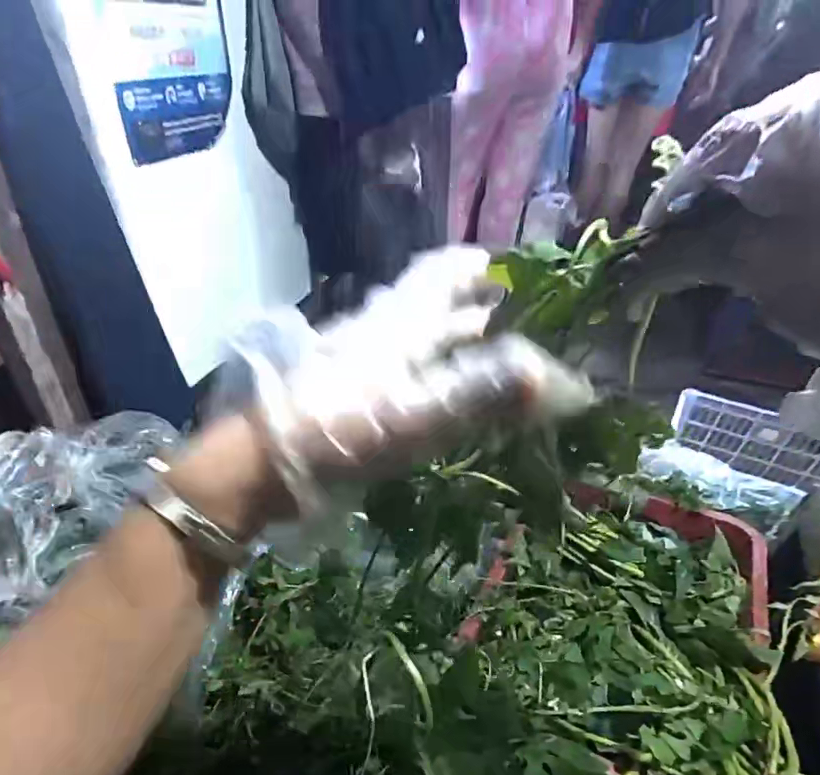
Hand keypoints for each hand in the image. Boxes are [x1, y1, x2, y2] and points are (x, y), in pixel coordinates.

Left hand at [232, 247, 593, 515]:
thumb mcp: (418, 414)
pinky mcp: (339, 393)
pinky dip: (419, 369)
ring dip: (442, 337)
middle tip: (506, 313)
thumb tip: (555, 377)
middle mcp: (376, 331)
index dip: (475, 266)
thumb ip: (484, 394)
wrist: (264, 465)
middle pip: (425, 305)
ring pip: (407, 336)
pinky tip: (426, 389)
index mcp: (399, 324)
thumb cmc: (343, 432)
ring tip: (478, 346)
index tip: (506, 265)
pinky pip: (391, 367)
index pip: (441, 274)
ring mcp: (354, 362)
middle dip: (467, 305)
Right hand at [634, 10, 819, 455]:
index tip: (650, 238)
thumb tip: (643, 258)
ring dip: (783, 169)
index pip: (727, 142)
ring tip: (758, 219)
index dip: (677, 195)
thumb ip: (704, 251)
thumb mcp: (782, 280)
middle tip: (698, 233)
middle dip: (730, 183)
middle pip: (777, 123)